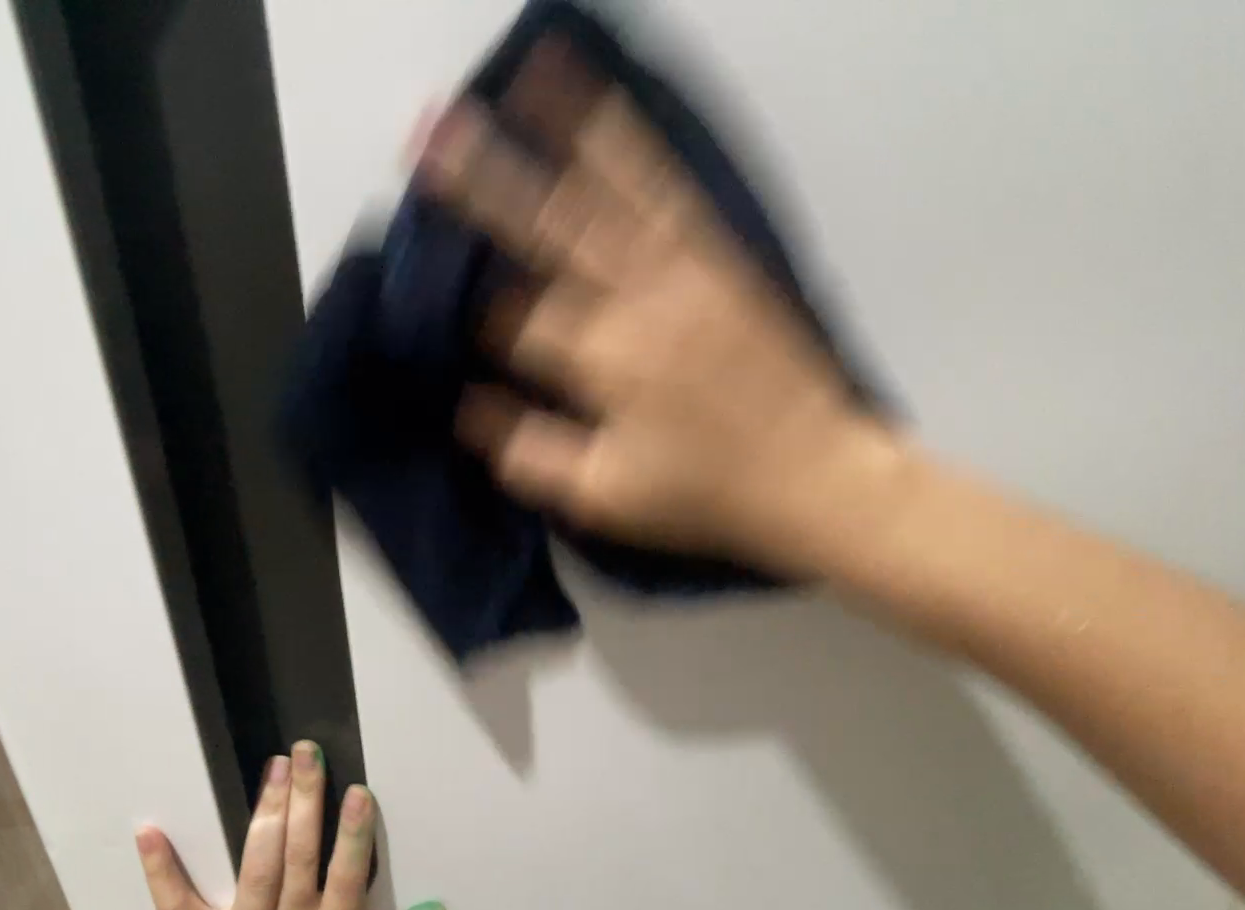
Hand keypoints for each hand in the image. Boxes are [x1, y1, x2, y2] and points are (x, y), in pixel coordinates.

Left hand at [137, 742, 444, 909]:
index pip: (344, 883)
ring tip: (275, 768)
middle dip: (304, 804)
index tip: (357, 793)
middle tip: (308, 755)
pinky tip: (151, 831)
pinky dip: (161, 870)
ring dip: (265, 815)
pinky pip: (174, 907)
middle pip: (297, 862)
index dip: (351, 839)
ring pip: (254, 870)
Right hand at [417, 40, 909, 572]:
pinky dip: (629, 142)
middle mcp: (635, 299)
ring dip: (553, 132)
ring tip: (517, 79)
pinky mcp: (716, 254)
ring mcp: (680, 268)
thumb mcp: (603, 495)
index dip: (481, 320)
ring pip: (604, 190)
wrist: (815, 473)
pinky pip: (665, 187)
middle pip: (545, 228)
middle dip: (481, 181)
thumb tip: (469, 405)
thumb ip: (527, 450)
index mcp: (601, 362)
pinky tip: (603, 106)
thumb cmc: (704, 491)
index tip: (460, 320)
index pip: (515, 321)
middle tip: (429, 134)